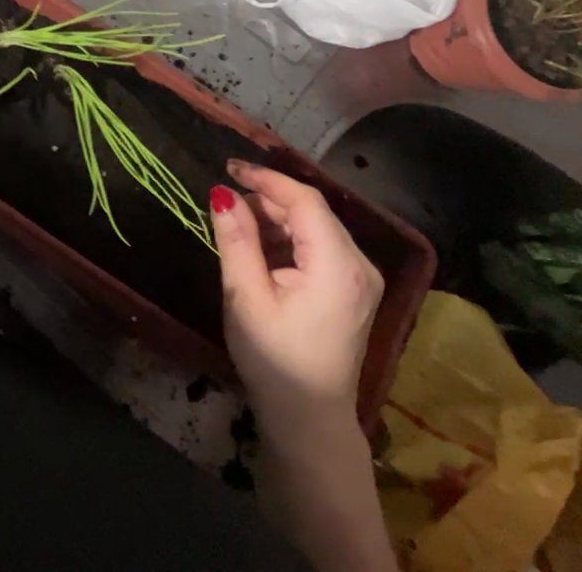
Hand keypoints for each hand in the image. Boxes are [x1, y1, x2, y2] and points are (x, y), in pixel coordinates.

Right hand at [211, 160, 381, 426]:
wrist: (307, 414)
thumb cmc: (272, 357)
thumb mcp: (244, 296)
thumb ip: (236, 240)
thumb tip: (222, 194)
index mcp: (337, 265)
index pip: (304, 201)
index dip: (266, 179)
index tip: (227, 167)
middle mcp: (359, 264)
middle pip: (312, 212)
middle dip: (267, 198)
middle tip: (223, 199)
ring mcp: (359, 278)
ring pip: (315, 227)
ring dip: (275, 218)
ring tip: (234, 222)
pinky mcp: (351, 289)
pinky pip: (319, 247)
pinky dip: (287, 238)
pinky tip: (258, 246)